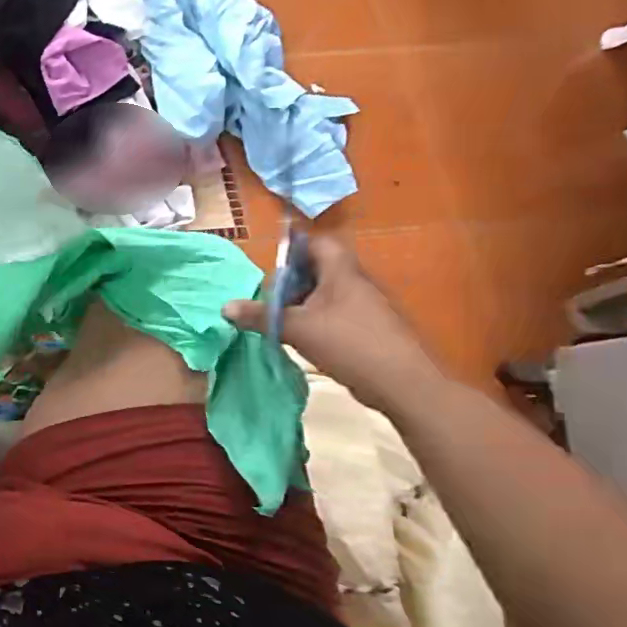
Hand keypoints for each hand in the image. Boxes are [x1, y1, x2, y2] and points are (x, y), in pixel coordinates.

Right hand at [223, 234, 442, 409]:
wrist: (402, 382)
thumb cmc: (349, 344)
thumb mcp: (298, 329)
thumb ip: (261, 317)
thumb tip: (225, 307)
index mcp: (341, 271)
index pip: (316, 243)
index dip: (292, 252)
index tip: (272, 274)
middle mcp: (355, 282)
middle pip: (318, 270)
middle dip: (292, 285)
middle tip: (272, 305)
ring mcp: (364, 307)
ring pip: (325, 296)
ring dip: (302, 307)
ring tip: (283, 326)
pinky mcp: (368, 329)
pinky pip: (336, 316)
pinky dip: (317, 323)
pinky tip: (305, 343)